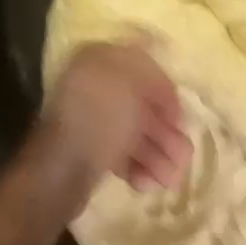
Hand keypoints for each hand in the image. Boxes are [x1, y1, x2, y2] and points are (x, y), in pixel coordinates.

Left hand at [45, 36, 192, 191]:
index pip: (141, 66)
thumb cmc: (101, 119)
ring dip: (157, 154)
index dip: (165, 90)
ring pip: (133, 132)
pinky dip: (137, 167)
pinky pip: (119, 154)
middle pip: (140, 105)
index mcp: (98, 60)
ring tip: (171, 178)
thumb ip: (152, 77)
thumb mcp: (133, 85)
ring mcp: (89, 120)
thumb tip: (163, 84)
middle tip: (184, 155)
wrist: (61, 170)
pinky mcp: (87, 152)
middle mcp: (92, 86)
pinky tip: (147, 183)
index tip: (180, 115)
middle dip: (165, 131)